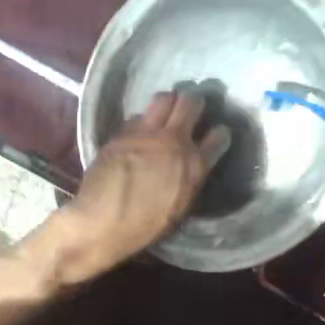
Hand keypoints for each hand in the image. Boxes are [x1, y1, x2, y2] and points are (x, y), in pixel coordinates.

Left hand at [44, 88, 231, 283]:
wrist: (104, 220)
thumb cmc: (146, 225)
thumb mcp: (180, 207)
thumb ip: (189, 180)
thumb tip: (189, 168)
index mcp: (194, 165)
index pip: (218, 137)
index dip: (220, 134)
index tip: (217, 133)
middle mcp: (174, 141)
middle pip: (191, 103)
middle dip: (194, 101)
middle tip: (192, 106)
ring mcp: (147, 133)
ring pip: (164, 98)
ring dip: (169, 101)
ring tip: (167, 109)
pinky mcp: (123, 133)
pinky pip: (138, 116)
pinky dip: (143, 120)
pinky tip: (140, 130)